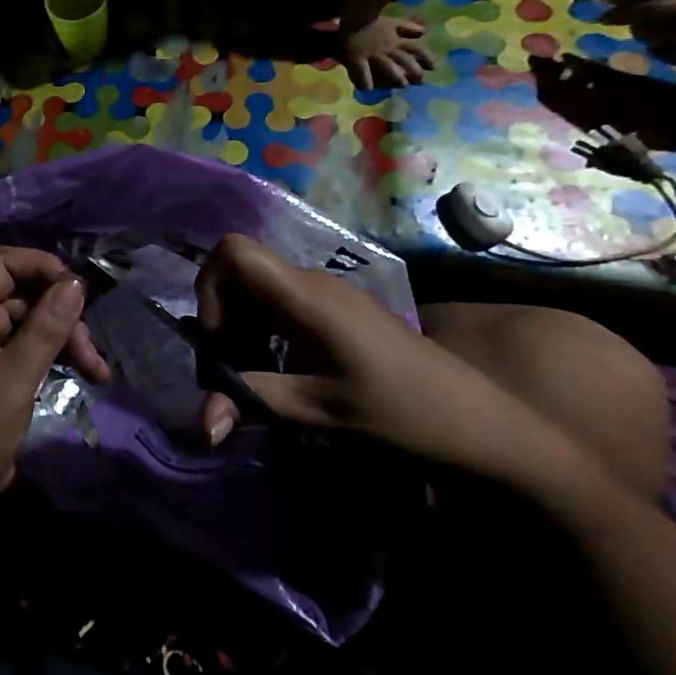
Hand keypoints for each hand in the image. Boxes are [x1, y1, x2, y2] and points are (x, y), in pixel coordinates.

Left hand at [0, 248, 109, 523]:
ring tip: (97, 368)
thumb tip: (76, 282)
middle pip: (26, 293)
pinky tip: (90, 373)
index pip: (3, 263)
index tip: (78, 288)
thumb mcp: (16, 378)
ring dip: (68, 337)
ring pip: (36, 320)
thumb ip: (46, 327)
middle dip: (63, 313)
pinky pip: (35, 345)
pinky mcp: (1, 368)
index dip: (41, 266)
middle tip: (90, 348)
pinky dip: (61, 355)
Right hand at [195, 236, 562, 481]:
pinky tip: (278, 368)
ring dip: (240, 323)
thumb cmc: (401, 411)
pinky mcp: (336, 309)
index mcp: (307, 296)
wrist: (474, 419)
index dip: (210, 285)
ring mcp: (326, 293)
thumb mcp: (321, 410)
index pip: (233, 250)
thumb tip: (201, 424)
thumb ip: (255, 401)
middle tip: (231, 364)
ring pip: (257, 286)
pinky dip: (262, 328)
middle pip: (239, 268)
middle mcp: (312, 282)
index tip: (219, 338)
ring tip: (253, 372)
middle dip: (221, 311)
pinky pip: (279, 301)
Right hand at [339, 16, 435, 89]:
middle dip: (414, 71)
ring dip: (395, 76)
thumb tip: (424, 32)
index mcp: (395, 40)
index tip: (433, 67)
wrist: (350, 17)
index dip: (425, 57)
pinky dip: (364, 80)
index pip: (415, 49)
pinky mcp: (355, 58)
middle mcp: (387, 49)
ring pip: (387, 66)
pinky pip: (361, 70)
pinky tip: (367, 89)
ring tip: (401, 85)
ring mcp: (372, 54)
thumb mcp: (391, 22)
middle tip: (419, 81)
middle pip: (404, 60)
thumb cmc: (370, 22)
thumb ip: (407, 27)